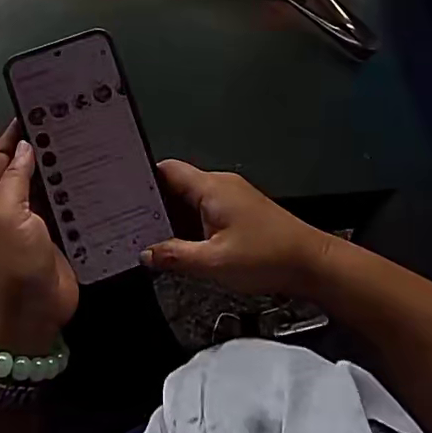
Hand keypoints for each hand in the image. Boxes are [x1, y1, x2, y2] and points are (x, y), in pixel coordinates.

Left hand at [0, 122, 77, 354]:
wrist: (30, 320)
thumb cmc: (9, 267)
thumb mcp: (6, 216)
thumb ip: (16, 179)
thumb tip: (26, 146)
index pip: (2, 156)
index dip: (17, 133)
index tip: (38, 108)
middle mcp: (14, 207)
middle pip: (31, 168)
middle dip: (49, 146)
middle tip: (75, 120)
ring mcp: (40, 223)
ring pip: (56, 185)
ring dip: (70, 167)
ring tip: (93, 141)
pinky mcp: (64, 235)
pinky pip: (75, 206)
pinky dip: (85, 192)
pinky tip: (103, 176)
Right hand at [141, 160, 337, 296]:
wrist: (310, 262)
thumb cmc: (267, 256)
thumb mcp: (214, 262)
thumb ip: (175, 256)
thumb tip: (147, 254)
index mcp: (211, 187)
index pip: (168, 170)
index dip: (143, 177)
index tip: (121, 191)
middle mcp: (221, 185)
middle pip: (177, 185)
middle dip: (153, 203)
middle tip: (126, 222)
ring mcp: (232, 197)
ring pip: (191, 200)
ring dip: (173, 218)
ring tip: (146, 236)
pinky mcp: (240, 212)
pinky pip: (206, 211)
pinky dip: (190, 225)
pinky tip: (179, 245)